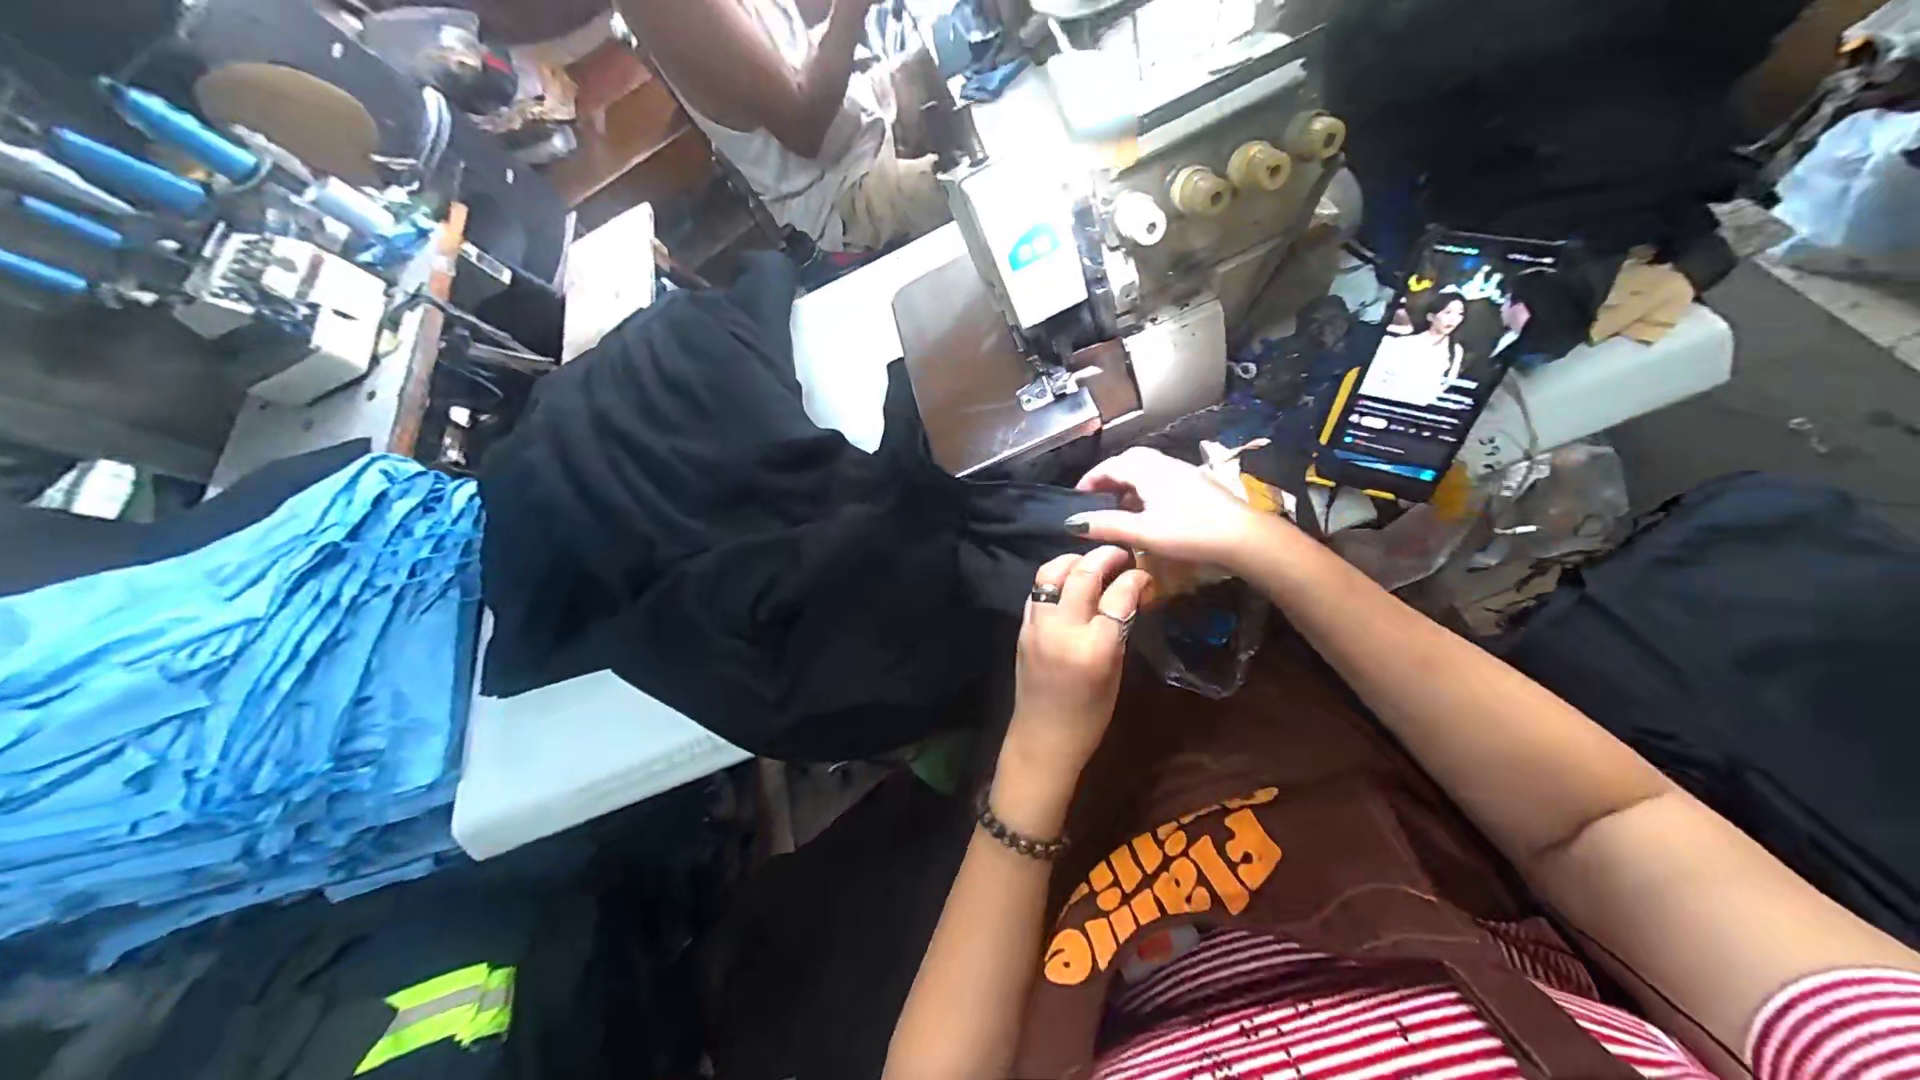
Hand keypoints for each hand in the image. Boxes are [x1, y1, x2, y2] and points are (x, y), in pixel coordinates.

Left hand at [997, 547, 1151, 826]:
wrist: (1043, 739)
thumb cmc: (1089, 716)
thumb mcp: (1115, 673)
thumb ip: (1119, 630)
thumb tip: (1129, 595)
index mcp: (1094, 647)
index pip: (1118, 595)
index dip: (1135, 578)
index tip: (1144, 573)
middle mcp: (1063, 629)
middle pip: (1083, 574)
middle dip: (1105, 557)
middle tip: (1121, 554)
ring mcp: (1037, 626)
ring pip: (1051, 573)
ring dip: (1074, 561)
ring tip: (1092, 562)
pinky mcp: (1023, 628)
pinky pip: (1037, 591)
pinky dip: (1054, 579)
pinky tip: (1068, 582)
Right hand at [1067, 448, 1270, 569]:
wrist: (1242, 536)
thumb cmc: (1189, 532)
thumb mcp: (1143, 532)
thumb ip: (1107, 525)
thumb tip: (1073, 523)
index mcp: (1147, 470)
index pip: (1110, 465)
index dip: (1090, 479)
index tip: (1077, 497)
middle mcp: (1164, 464)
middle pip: (1129, 461)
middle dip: (1109, 476)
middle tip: (1096, 498)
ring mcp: (1183, 472)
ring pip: (1147, 468)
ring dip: (1128, 482)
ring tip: (1119, 506)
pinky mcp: (1198, 484)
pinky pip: (1162, 477)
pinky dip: (1146, 488)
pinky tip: (1148, 510)